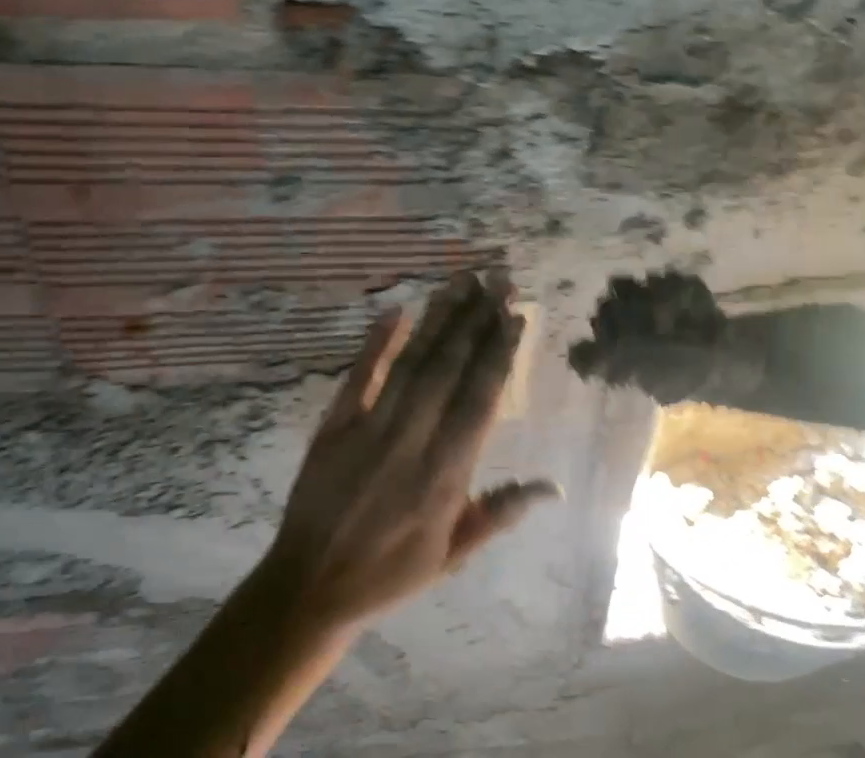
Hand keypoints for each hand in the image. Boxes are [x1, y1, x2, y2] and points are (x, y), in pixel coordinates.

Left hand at [265, 270, 560, 627]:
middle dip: (476, 319)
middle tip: (497, 278)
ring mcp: (370, 430)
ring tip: (461, 281)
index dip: (499, 354)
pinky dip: (377, 342)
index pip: (480, 400)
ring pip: (412, 364)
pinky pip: (360, 376)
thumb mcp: (454, 554)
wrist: (311, 586)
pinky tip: (397, 310)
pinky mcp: (334, 426)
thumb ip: (500, 513)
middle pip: (449, 369)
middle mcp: (412, 443)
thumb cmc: (391, 572)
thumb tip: (553, 486)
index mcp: (446, 475)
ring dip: (438, 319)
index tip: (515, 316)